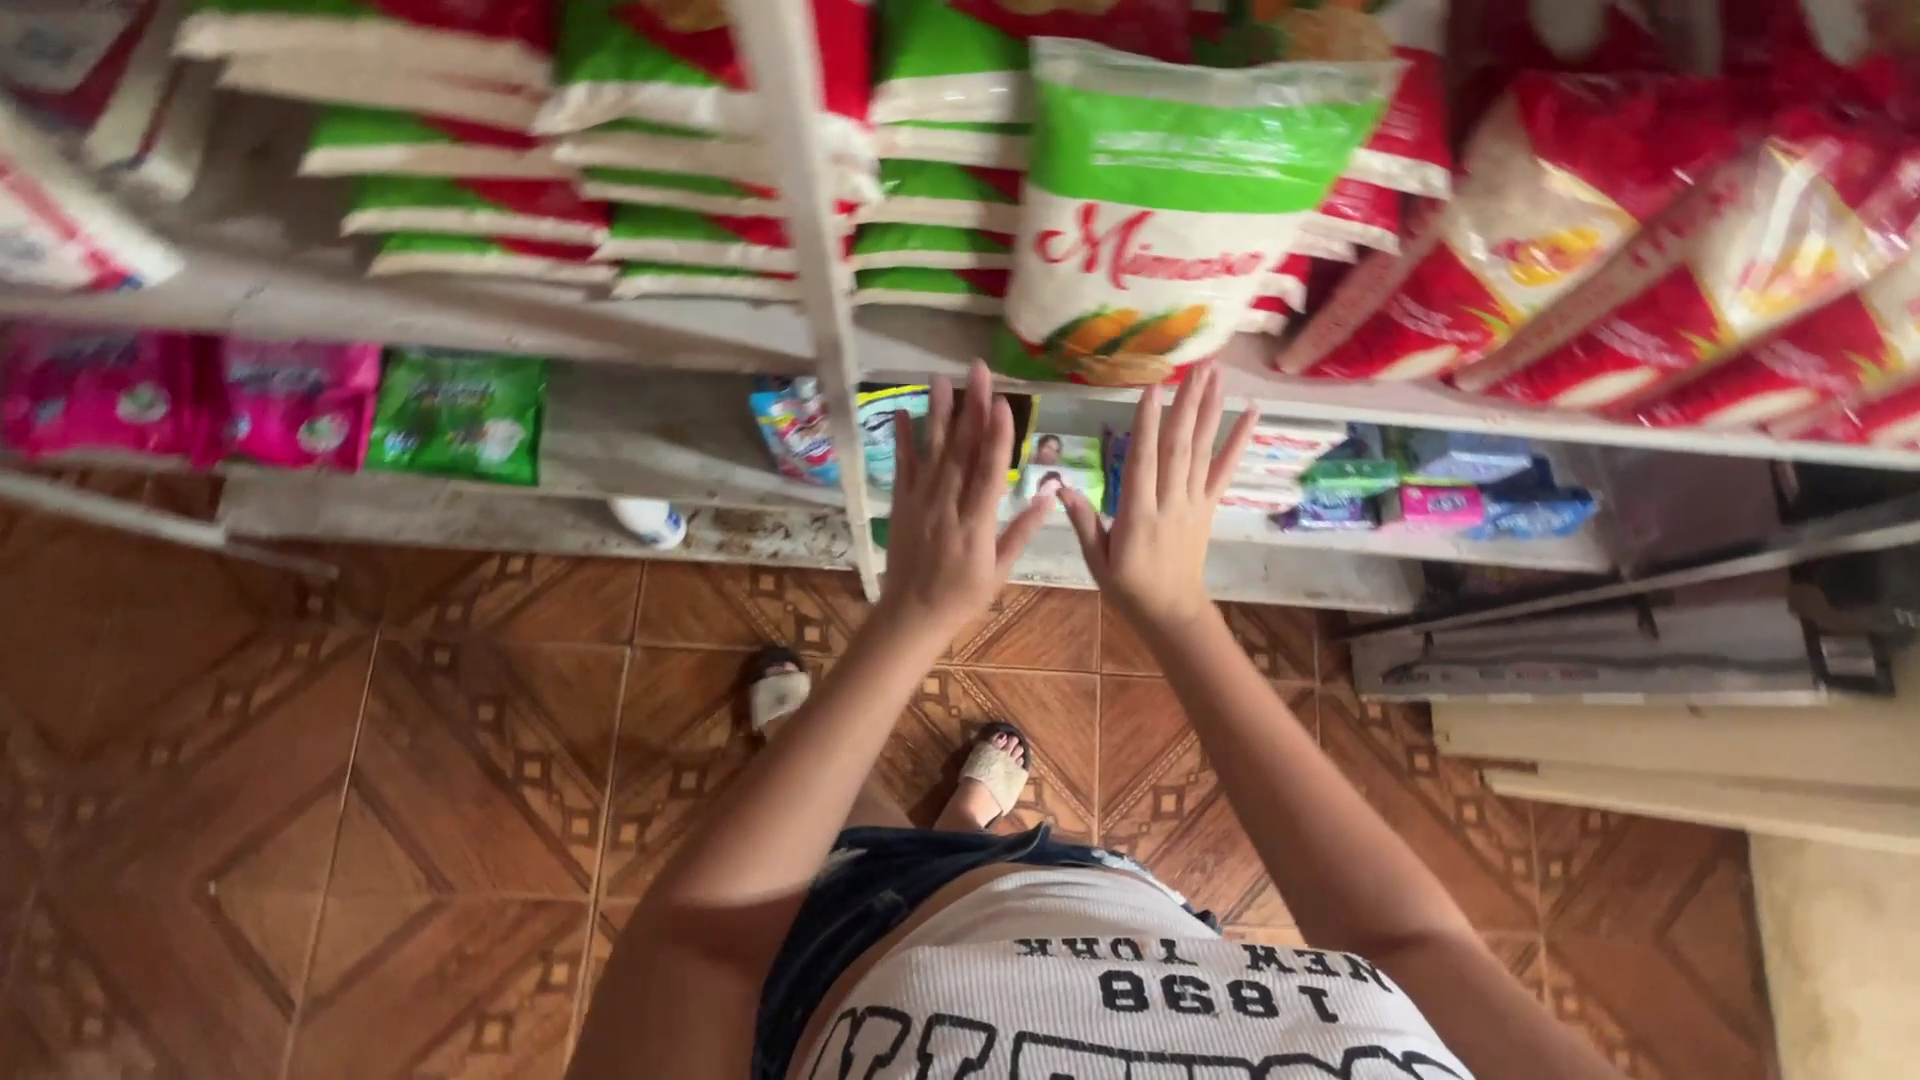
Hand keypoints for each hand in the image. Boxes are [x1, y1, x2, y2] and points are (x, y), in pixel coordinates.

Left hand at [880, 360, 1049, 632]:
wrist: (912, 614)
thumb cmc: (963, 596)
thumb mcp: (1000, 570)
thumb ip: (1021, 530)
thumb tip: (1049, 495)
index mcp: (976, 524)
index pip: (989, 472)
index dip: (997, 436)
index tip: (1003, 402)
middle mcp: (947, 506)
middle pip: (961, 451)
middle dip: (971, 408)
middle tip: (978, 371)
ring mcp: (920, 502)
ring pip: (932, 452)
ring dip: (938, 413)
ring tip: (941, 378)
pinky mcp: (900, 504)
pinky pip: (902, 467)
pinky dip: (902, 439)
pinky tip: (902, 411)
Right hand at [1057, 363, 1255, 631]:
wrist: (1172, 612)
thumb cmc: (1128, 588)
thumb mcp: (1096, 560)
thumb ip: (1083, 521)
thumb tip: (1061, 488)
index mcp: (1138, 515)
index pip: (1143, 460)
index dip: (1146, 424)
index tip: (1151, 388)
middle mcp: (1170, 502)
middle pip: (1178, 446)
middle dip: (1186, 404)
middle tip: (1197, 366)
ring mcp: (1193, 503)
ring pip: (1201, 450)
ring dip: (1210, 410)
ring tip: (1217, 375)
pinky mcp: (1208, 507)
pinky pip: (1224, 470)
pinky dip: (1238, 441)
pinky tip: (1250, 414)